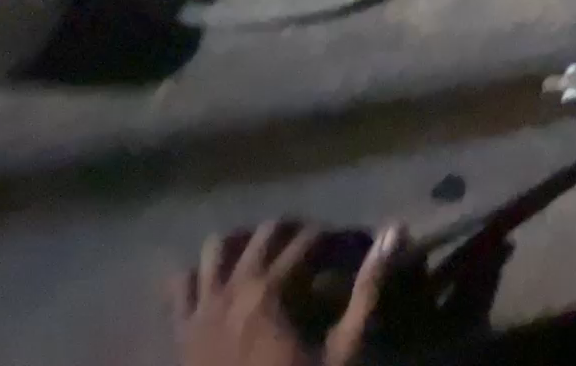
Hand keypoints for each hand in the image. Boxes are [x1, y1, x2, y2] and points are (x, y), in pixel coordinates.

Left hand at [173, 222, 403, 365]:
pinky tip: (227, 282)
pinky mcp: (181, 332)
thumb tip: (396, 229)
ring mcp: (200, 310)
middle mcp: (232, 290)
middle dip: (299, 232)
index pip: (311, 238)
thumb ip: (369, 287)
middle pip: (268, 232)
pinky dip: (202, 274)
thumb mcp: (345, 346)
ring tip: (273, 257)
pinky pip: (180, 285)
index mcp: (271, 291)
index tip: (354, 251)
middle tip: (322, 251)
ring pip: (218, 246)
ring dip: (247, 244)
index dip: (338, 238)